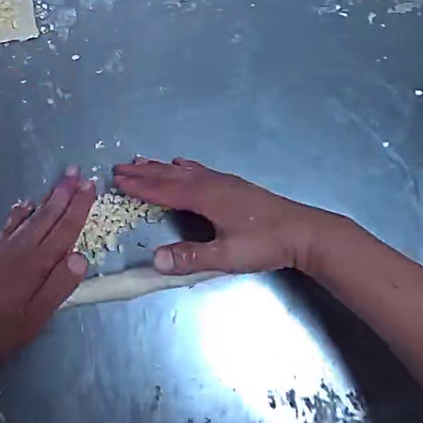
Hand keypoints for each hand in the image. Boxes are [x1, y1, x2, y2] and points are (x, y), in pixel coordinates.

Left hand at [0, 169, 97, 368]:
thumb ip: (59, 285)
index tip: (90, 185)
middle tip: (77, 170)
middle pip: (48, 215)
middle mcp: (22, 247)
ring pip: (32, 216)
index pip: (65, 229)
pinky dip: (22, 212)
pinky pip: (11, 224)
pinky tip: (26, 205)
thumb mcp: (37, 315)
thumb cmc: (0, 329)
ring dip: (47, 198)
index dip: (79, 207)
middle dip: (64, 192)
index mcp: (38, 263)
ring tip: (60, 181)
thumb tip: (80, 256)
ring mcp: (4, 247)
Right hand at [114, 157, 349, 274]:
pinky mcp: (232, 184)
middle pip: (168, 175)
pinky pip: (198, 169)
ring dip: (158, 167)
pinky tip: (181, 163)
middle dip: (143, 172)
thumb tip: (155, 261)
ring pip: (182, 170)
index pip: (163, 191)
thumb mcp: (228, 256)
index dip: (140, 187)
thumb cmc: (265, 244)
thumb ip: (191, 257)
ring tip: (140, 161)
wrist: (305, 231)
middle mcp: (208, 183)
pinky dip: (183, 166)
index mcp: (203, 197)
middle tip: (119, 168)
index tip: (117, 182)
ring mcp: (221, 181)